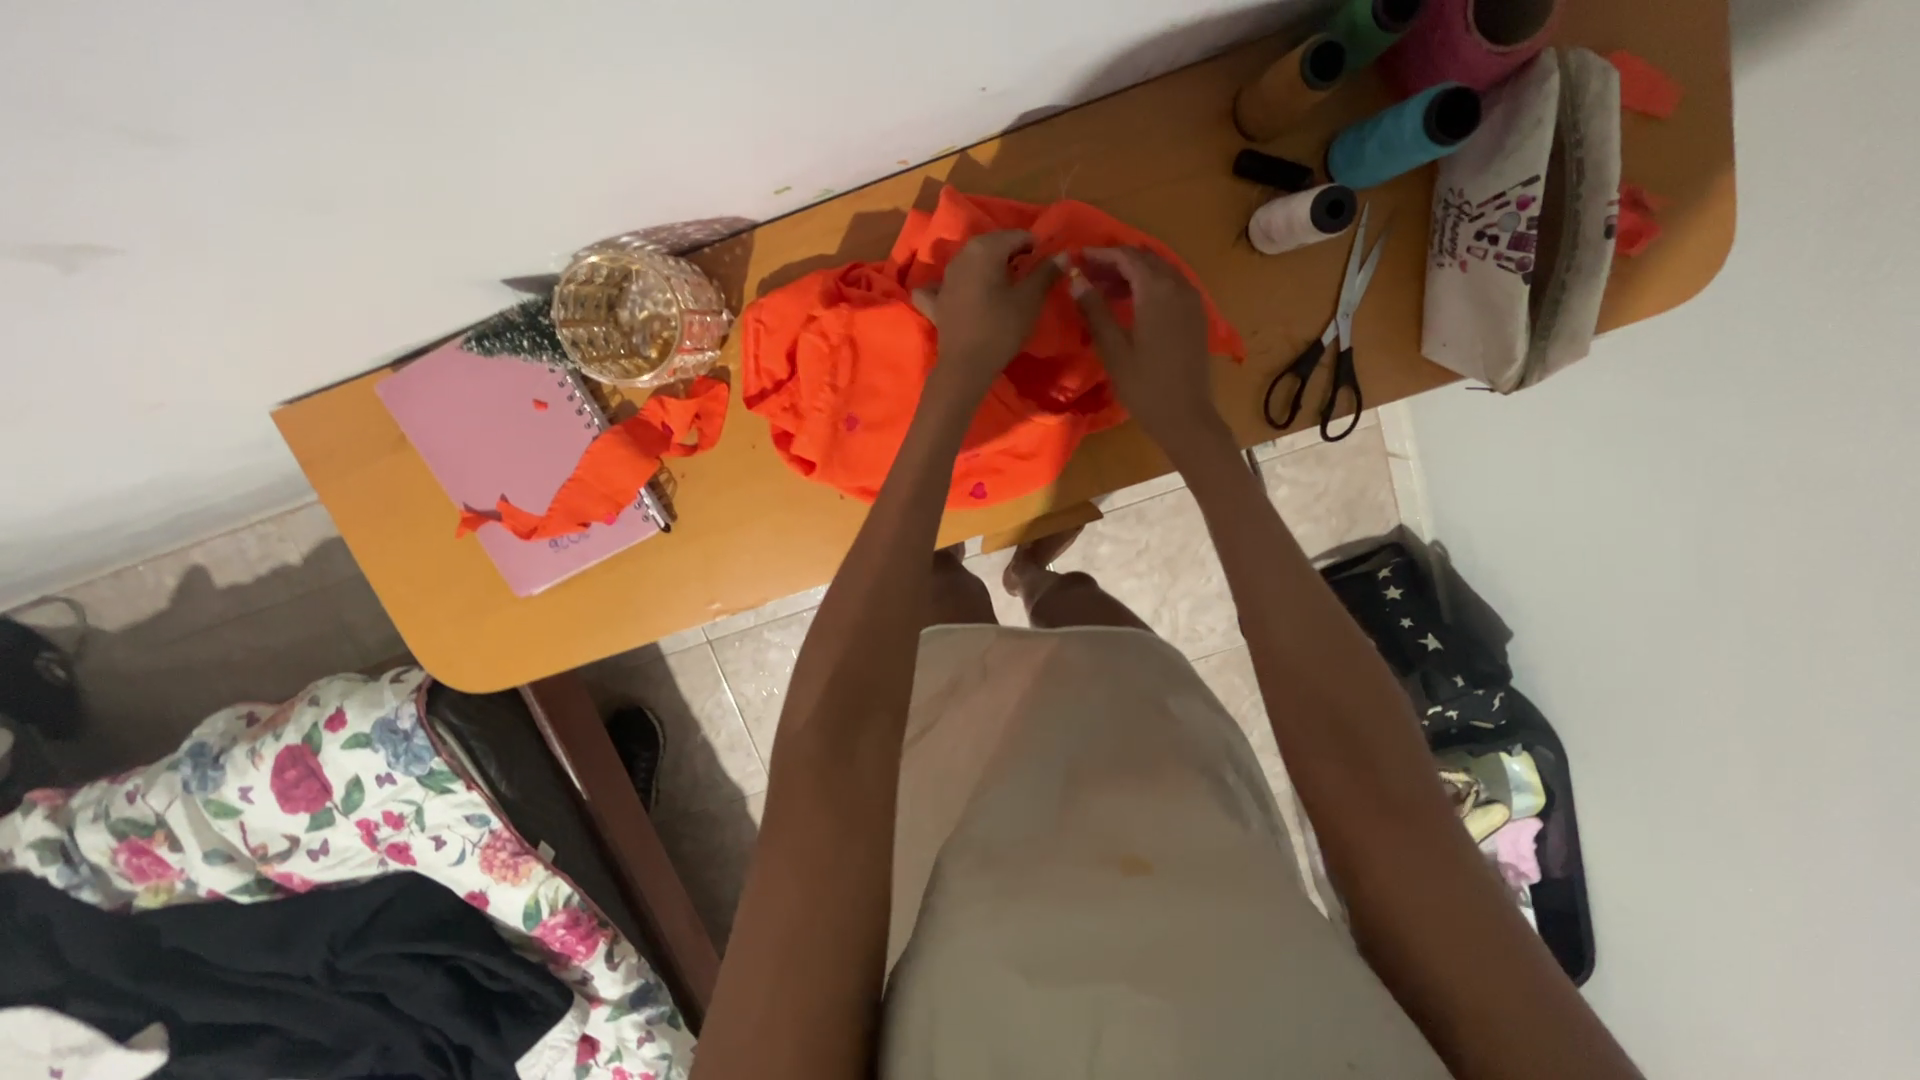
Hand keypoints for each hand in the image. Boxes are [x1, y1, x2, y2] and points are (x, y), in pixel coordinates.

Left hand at [913, 230, 1064, 394]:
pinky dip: (958, 286)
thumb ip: (1046, 272)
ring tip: (1004, 289)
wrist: (966, 366)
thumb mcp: (1030, 299)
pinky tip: (963, 294)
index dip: (1036, 249)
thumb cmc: (1002, 328)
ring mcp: (945, 277)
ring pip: (972, 262)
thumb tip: (1064, 254)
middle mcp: (962, 255)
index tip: (1045, 268)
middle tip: (1028, 279)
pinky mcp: (936, 300)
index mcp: (985, 248)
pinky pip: (946, 285)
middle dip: (1012, 257)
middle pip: (994, 245)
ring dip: (989, 269)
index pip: (1018, 236)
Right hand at [1070, 246, 1228, 454]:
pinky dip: (1150, 285)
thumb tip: (1076, 279)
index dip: (1101, 255)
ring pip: (1160, 271)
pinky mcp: (1196, 315)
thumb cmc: (1145, 386)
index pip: (1127, 257)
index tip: (1078, 259)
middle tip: (1088, 274)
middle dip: (1117, 261)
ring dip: (1133, 273)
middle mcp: (1179, 286)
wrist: (1186, 416)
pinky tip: (1132, 302)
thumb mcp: (1113, 349)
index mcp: (1157, 291)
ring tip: (1105, 288)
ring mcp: (1192, 300)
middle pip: (1145, 260)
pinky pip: (1172, 286)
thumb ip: (1095, 310)